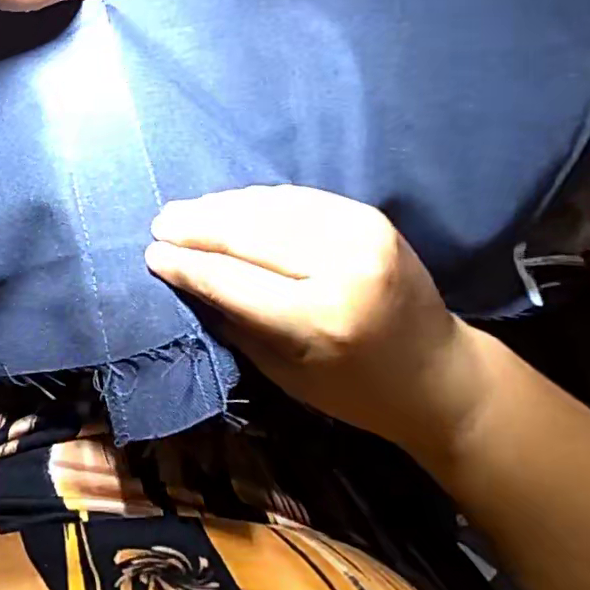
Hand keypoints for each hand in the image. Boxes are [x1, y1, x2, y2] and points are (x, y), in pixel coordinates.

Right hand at [143, 185, 496, 456]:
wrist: (438, 374)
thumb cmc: (353, 391)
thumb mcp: (283, 371)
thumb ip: (232, 320)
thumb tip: (184, 277)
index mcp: (319, 318)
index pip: (232, 278)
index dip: (187, 264)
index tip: (152, 254)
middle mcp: (342, 267)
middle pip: (248, 234)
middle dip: (197, 227)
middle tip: (160, 223)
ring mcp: (362, 233)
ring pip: (271, 207)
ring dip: (222, 207)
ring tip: (186, 211)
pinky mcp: (370, 216)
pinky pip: (299, 198)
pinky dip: (258, 201)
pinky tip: (231, 205)